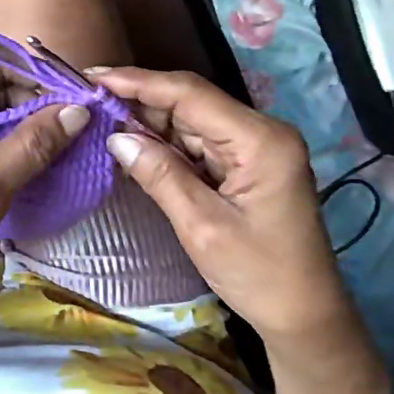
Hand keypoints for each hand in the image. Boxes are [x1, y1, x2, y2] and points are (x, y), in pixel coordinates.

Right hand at [89, 68, 349, 337]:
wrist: (305, 317)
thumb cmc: (259, 275)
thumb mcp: (201, 227)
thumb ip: (159, 175)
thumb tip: (116, 137)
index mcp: (259, 140)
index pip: (189, 94)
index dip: (137, 81)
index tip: (93, 76)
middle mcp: (259, 132)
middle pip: (189, 101)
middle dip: (137, 99)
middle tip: (88, 99)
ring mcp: (253, 147)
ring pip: (188, 120)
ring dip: (145, 120)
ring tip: (98, 118)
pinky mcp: (244, 164)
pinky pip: (195, 142)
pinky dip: (161, 143)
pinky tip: (129, 143)